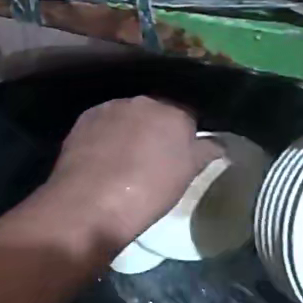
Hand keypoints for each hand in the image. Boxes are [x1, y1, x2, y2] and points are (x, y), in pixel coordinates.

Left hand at [39, 98, 220, 244]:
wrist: (91, 199)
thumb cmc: (148, 190)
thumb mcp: (187, 175)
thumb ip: (205, 152)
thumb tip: (218, 142)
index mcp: (172, 112)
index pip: (186, 116)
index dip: (185, 134)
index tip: (181, 152)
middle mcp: (140, 102)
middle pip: (154, 111)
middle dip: (155, 128)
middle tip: (154, 155)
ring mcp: (108, 108)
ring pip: (126, 115)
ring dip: (129, 129)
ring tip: (125, 157)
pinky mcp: (83, 118)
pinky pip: (102, 122)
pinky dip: (105, 134)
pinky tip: (103, 154)